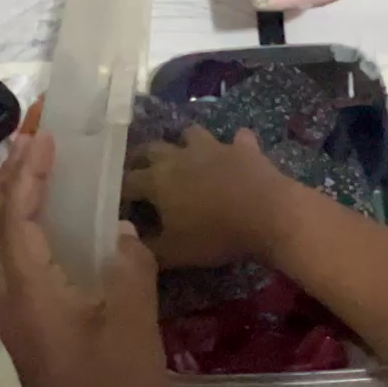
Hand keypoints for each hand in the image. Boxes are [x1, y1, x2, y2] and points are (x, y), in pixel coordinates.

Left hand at [0, 132, 166, 386]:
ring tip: (20, 186)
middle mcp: (6, 301)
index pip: (16, 218)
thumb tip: (122, 231)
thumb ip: (130, 267)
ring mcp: (5, 320)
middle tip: (29, 148)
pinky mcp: (15, 334)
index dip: (27, 175)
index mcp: (32, 291)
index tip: (45, 139)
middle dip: (3, 183)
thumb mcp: (135, 323)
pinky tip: (22, 243)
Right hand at [122, 125, 293, 268]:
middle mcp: (179, 155)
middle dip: (140, 159)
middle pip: (150, 148)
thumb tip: (128, 241)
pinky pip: (237, 139)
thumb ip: (146, 248)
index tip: (118, 203)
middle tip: (140, 173)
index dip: (119, 192)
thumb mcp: (174, 254)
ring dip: (184, 142)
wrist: (269, 214)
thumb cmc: (215, 235)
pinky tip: (237, 153)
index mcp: (156, 180)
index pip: (126, 181)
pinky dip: (235, 145)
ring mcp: (213, 146)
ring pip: (190, 132)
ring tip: (185, 156)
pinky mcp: (243, 147)